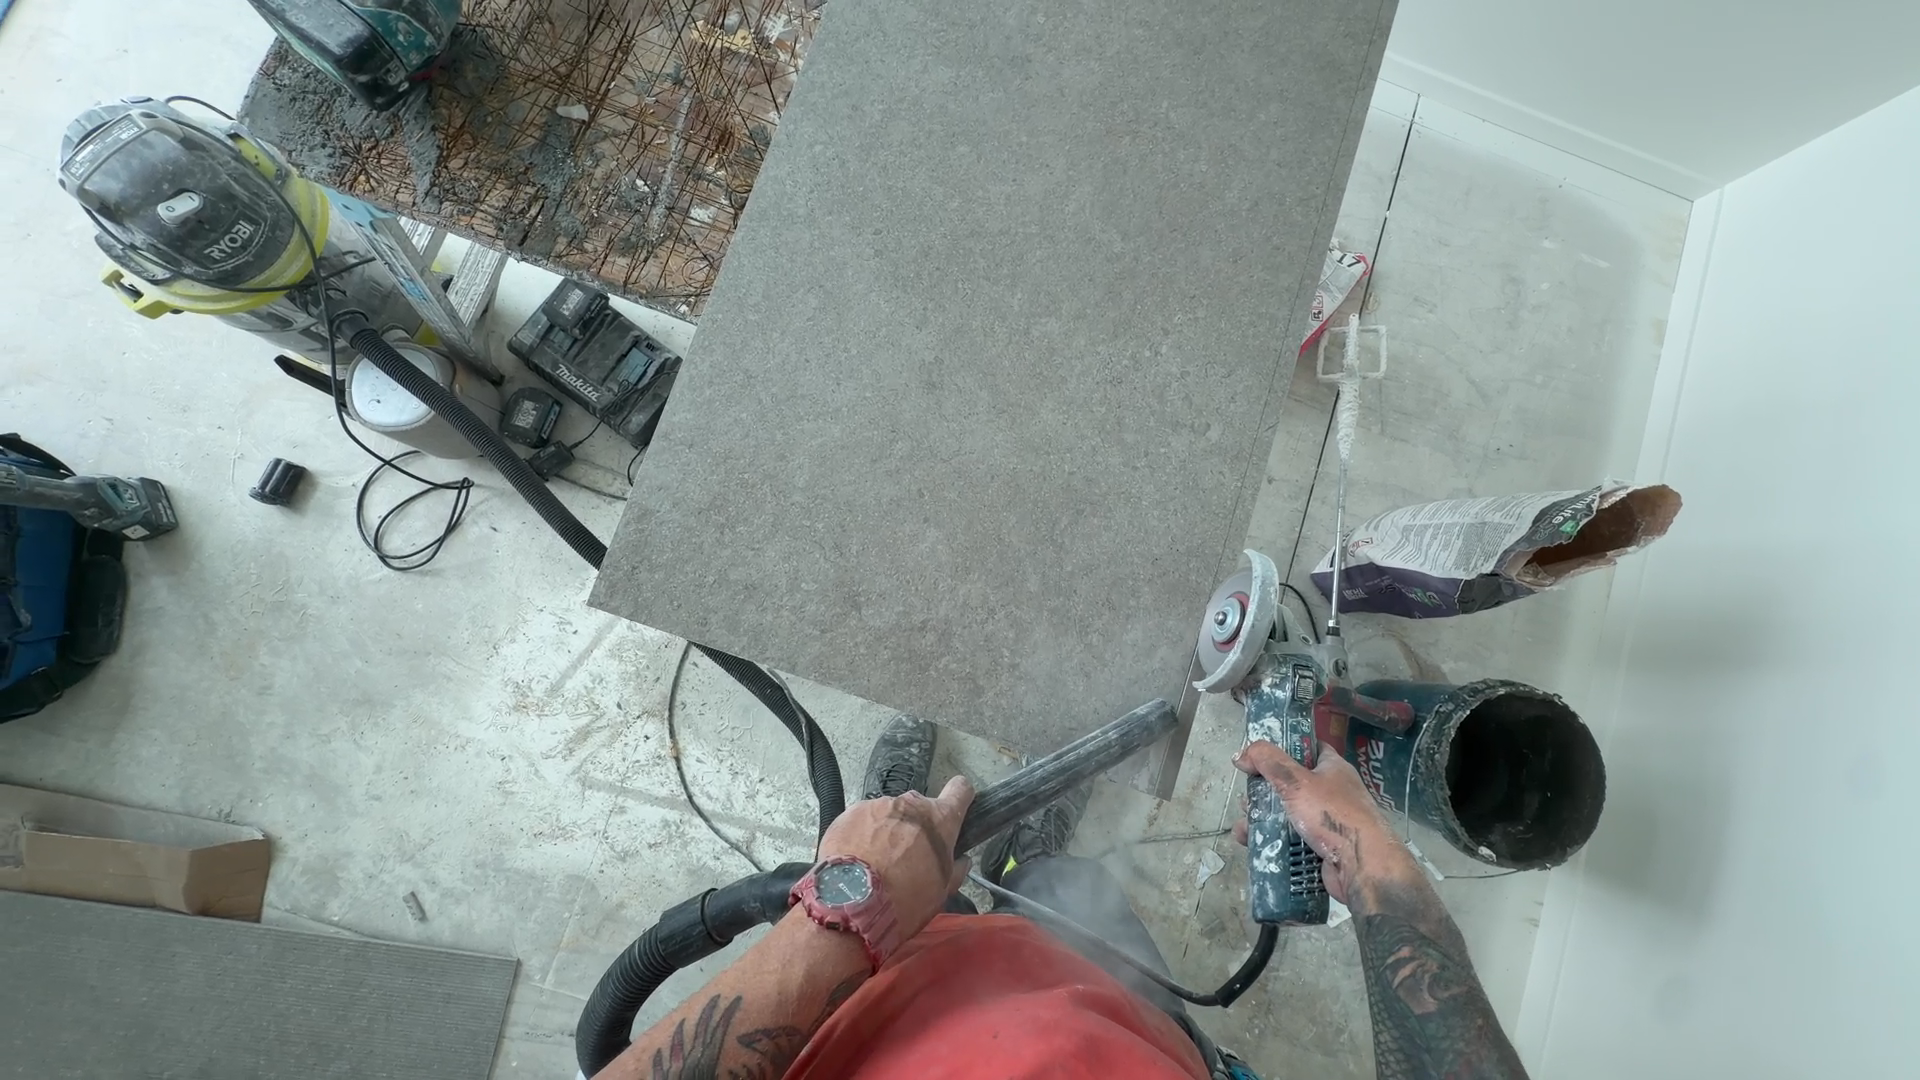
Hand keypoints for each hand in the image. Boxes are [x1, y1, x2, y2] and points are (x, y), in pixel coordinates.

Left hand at [815, 775, 973, 937]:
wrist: (851, 903)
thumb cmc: (904, 900)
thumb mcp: (941, 893)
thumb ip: (954, 869)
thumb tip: (960, 860)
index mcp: (939, 819)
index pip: (960, 790)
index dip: (960, 797)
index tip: (954, 809)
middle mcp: (910, 804)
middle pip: (919, 807)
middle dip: (916, 826)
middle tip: (906, 856)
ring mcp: (879, 804)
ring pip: (889, 814)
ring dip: (887, 831)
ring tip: (875, 863)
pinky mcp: (851, 811)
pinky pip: (862, 819)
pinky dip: (862, 834)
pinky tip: (855, 860)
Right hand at [1233, 740, 1420, 907]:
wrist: (1363, 870)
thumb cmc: (1333, 816)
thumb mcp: (1296, 780)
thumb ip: (1267, 760)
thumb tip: (1241, 755)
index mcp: (1333, 769)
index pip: (1308, 747)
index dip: (1283, 746)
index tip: (1259, 755)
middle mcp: (1331, 792)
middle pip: (1289, 783)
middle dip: (1262, 791)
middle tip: (1247, 798)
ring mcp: (1326, 822)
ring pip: (1285, 812)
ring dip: (1260, 817)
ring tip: (1244, 825)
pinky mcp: (1320, 847)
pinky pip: (1288, 838)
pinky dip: (1268, 838)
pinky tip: (1249, 841)